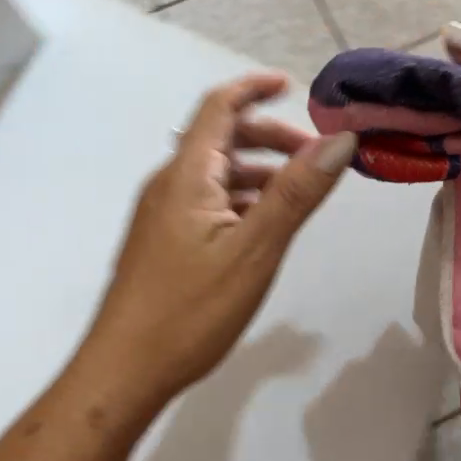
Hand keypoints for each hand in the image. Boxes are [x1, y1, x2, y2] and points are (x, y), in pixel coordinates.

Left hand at [83, 74, 356, 408]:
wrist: (121, 373)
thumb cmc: (189, 310)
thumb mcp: (255, 249)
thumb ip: (296, 193)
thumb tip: (339, 139)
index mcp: (187, 174)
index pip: (219, 106)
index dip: (254, 87)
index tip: (292, 86)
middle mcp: (168, 183)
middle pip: (220, 137)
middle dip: (268, 136)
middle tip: (313, 156)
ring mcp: (160, 213)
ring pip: (214, 172)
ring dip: (257, 170)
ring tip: (297, 194)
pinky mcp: (160, 240)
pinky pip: (205, 199)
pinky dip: (239, 198)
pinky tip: (261, 228)